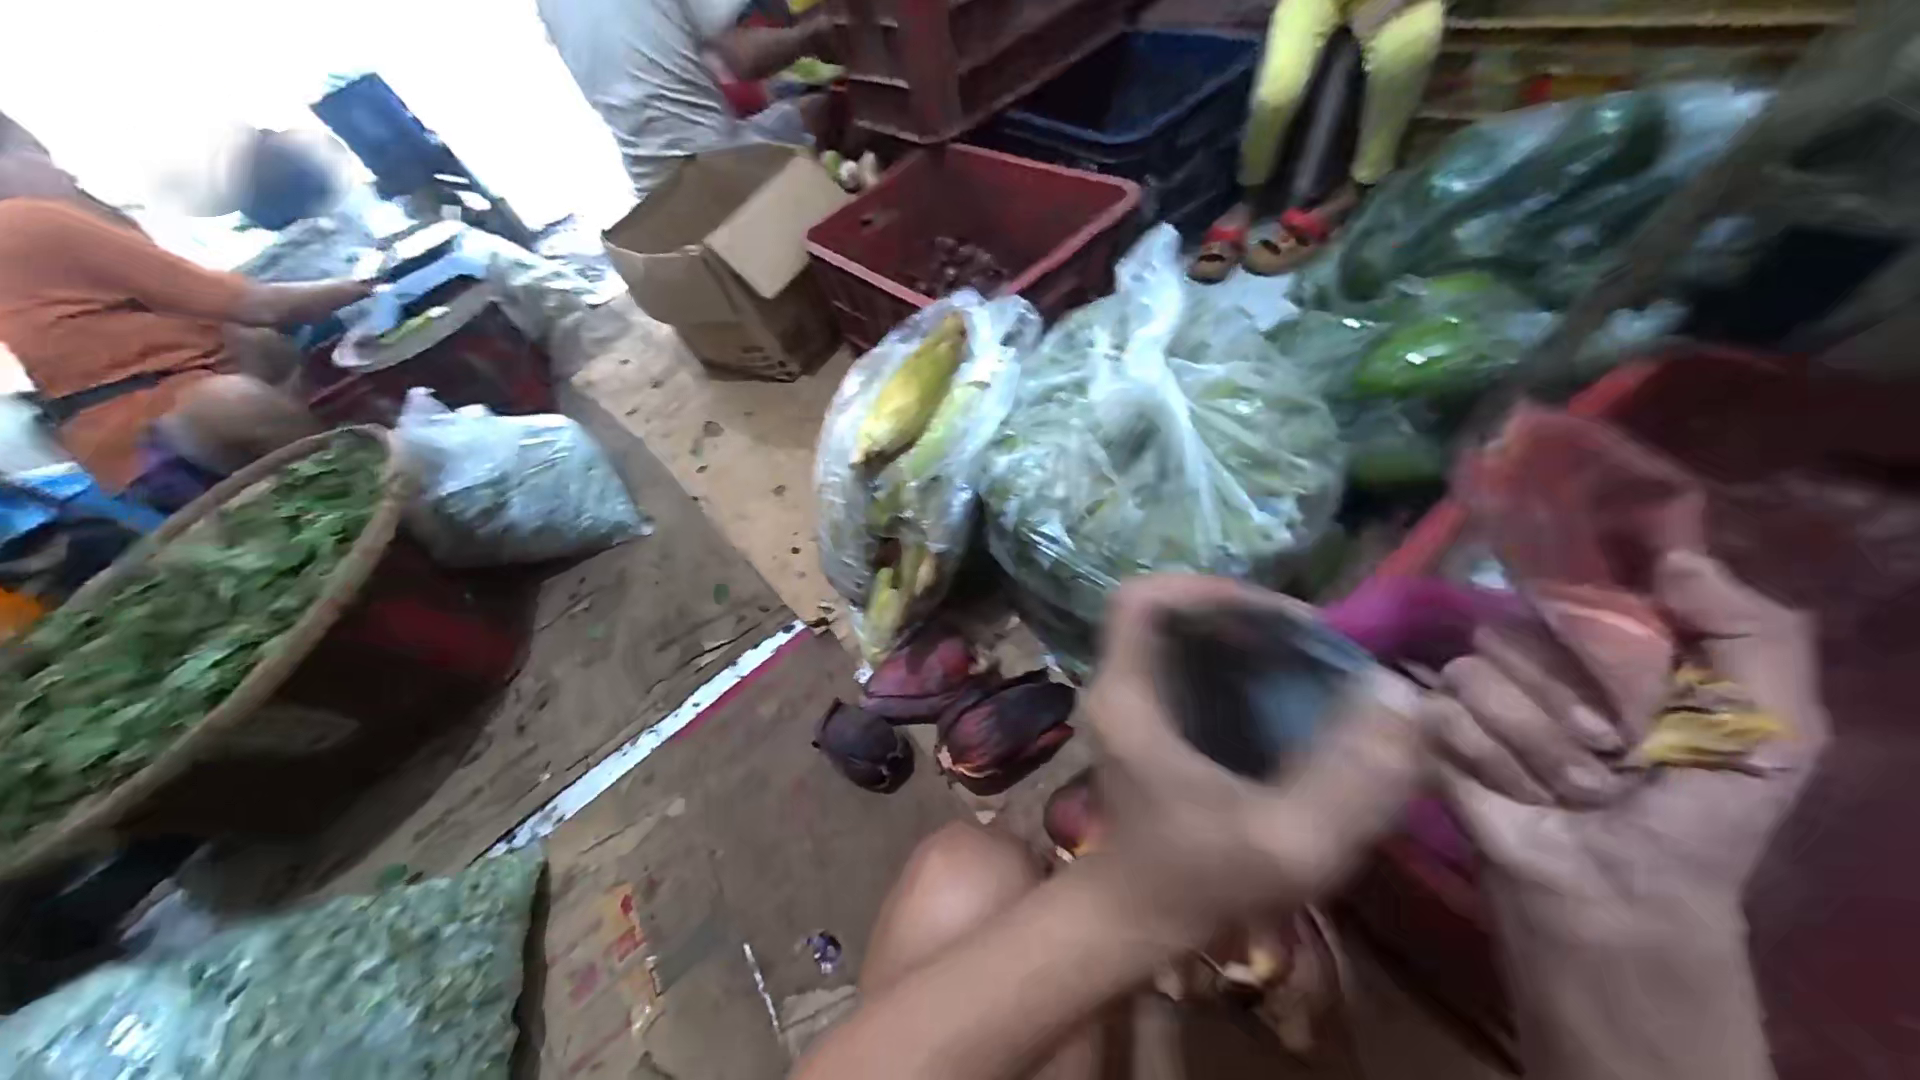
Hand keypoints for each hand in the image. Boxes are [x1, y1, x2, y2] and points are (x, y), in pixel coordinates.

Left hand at [1082, 574, 1437, 941]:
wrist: (1143, 915)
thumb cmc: (1204, 882)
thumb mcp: (1290, 843)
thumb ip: (1350, 775)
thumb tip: (1399, 691)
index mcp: (1126, 698)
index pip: (1140, 600)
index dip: (1206, 590)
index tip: (1278, 617)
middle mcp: (1116, 685)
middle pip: (1166, 611)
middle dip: (1238, 612)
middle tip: (1307, 640)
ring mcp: (1128, 698)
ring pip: (1178, 632)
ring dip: (1240, 634)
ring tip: (1303, 659)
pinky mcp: (1146, 714)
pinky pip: (1186, 660)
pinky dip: (1233, 660)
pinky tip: (1281, 689)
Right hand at [1438, 551, 1828, 924]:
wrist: (1618, 886)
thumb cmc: (1697, 815)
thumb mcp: (1772, 730)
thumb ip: (1752, 636)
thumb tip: (1679, 557)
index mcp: (1601, 651)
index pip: (1570, 592)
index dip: (1587, 615)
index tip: (1623, 666)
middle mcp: (1531, 663)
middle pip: (1513, 630)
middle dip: (1566, 700)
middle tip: (1610, 751)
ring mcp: (1474, 695)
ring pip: (1474, 672)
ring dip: (1534, 741)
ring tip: (1571, 787)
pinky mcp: (1432, 727)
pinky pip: (1445, 713)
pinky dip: (1493, 758)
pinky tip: (1519, 791)